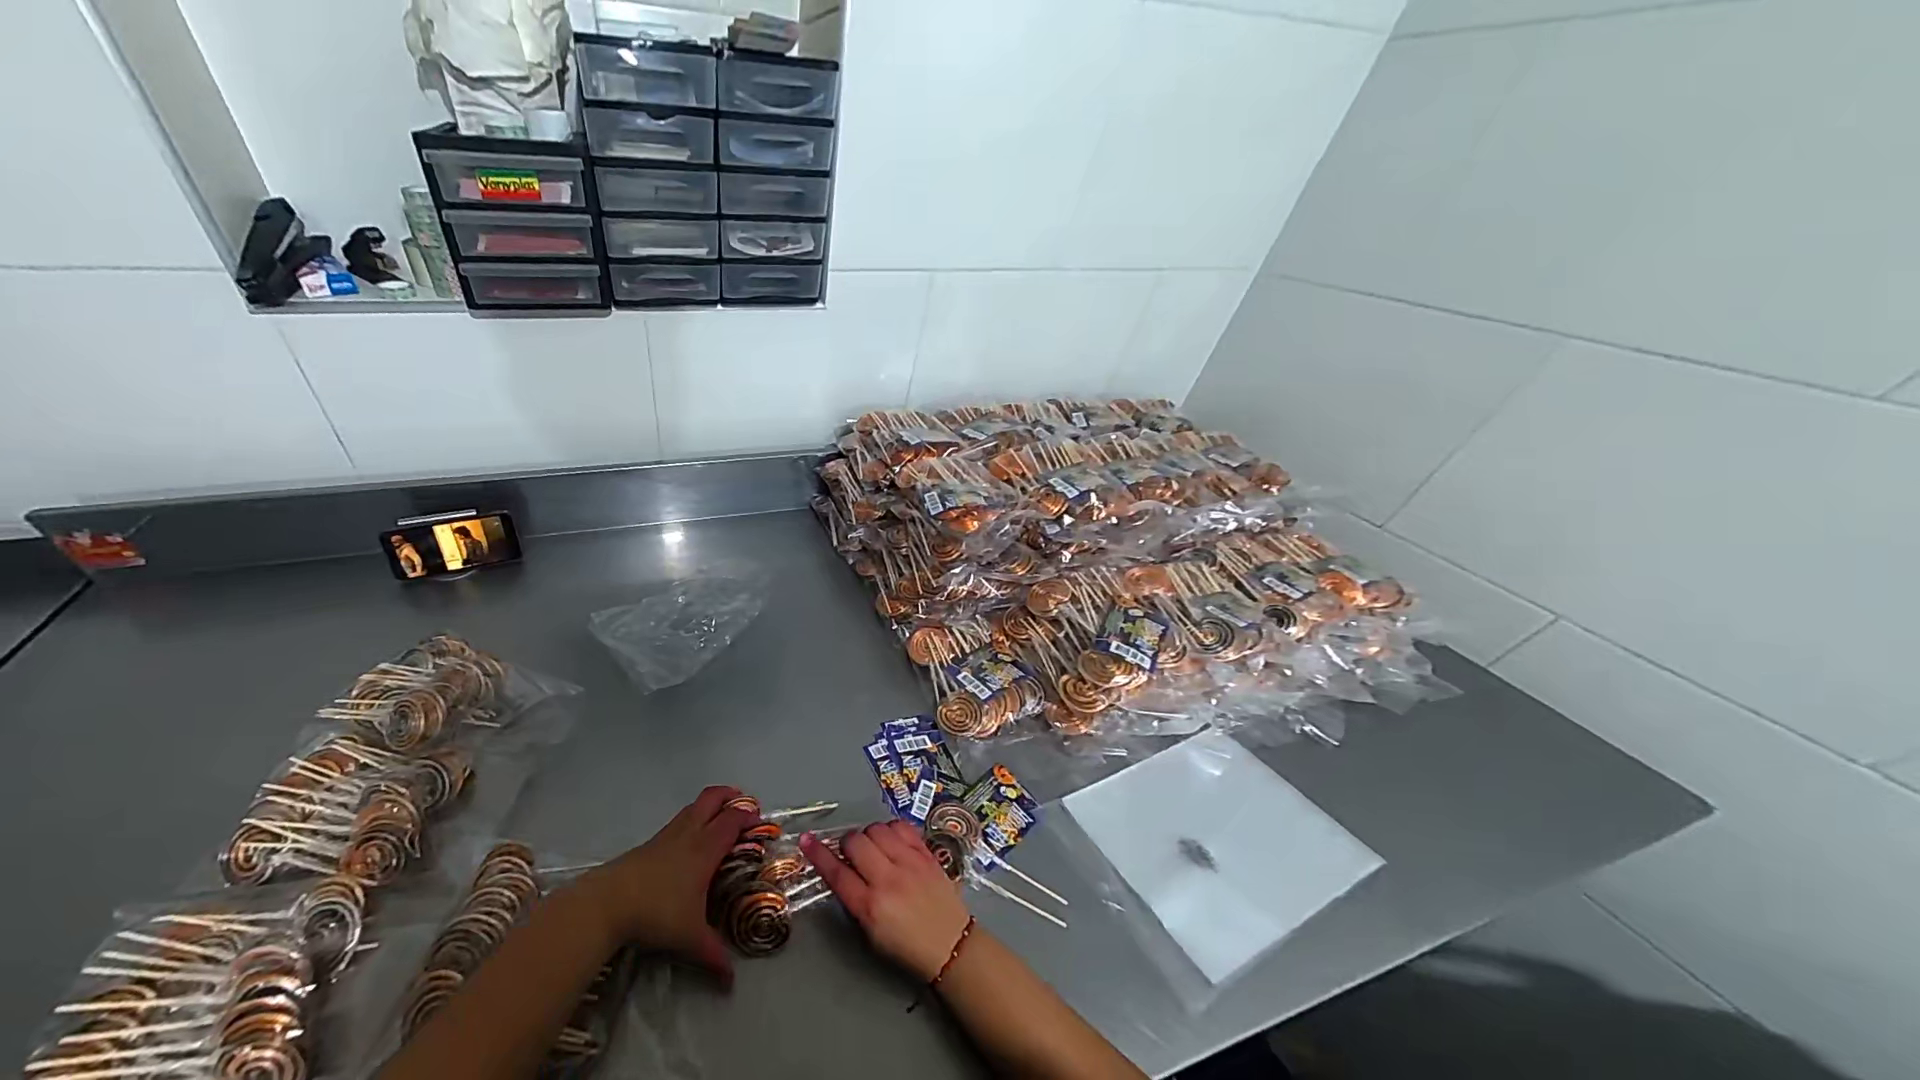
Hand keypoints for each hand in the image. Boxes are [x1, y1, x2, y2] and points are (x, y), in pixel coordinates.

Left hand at [582, 785, 755, 986]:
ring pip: (693, 807)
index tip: (760, 824)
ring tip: (718, 822)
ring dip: (710, 807)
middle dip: (731, 796)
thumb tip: (731, 980)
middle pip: (713, 798)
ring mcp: (666, 836)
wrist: (603, 905)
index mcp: (705, 849)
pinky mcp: (647, 844)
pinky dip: (690, 822)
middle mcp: (689, 834)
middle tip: (743, 808)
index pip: (733, 819)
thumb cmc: (655, 914)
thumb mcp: (689, 937)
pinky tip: (688, 845)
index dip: (749, 816)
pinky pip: (677, 822)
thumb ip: (713, 954)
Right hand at [801, 820, 971, 980]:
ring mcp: (910, 863)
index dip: (818, 854)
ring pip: (877, 829)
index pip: (837, 872)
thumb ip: (854, 900)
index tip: (806, 840)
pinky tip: (892, 840)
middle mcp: (888, 879)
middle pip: (856, 842)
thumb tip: (842, 872)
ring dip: (869, 835)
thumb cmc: (906, 945)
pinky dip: (891, 829)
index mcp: (870, 906)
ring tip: (874, 847)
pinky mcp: (927, 853)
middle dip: (847, 844)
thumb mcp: (870, 932)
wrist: (950, 944)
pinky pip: (902, 827)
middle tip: (852, 854)